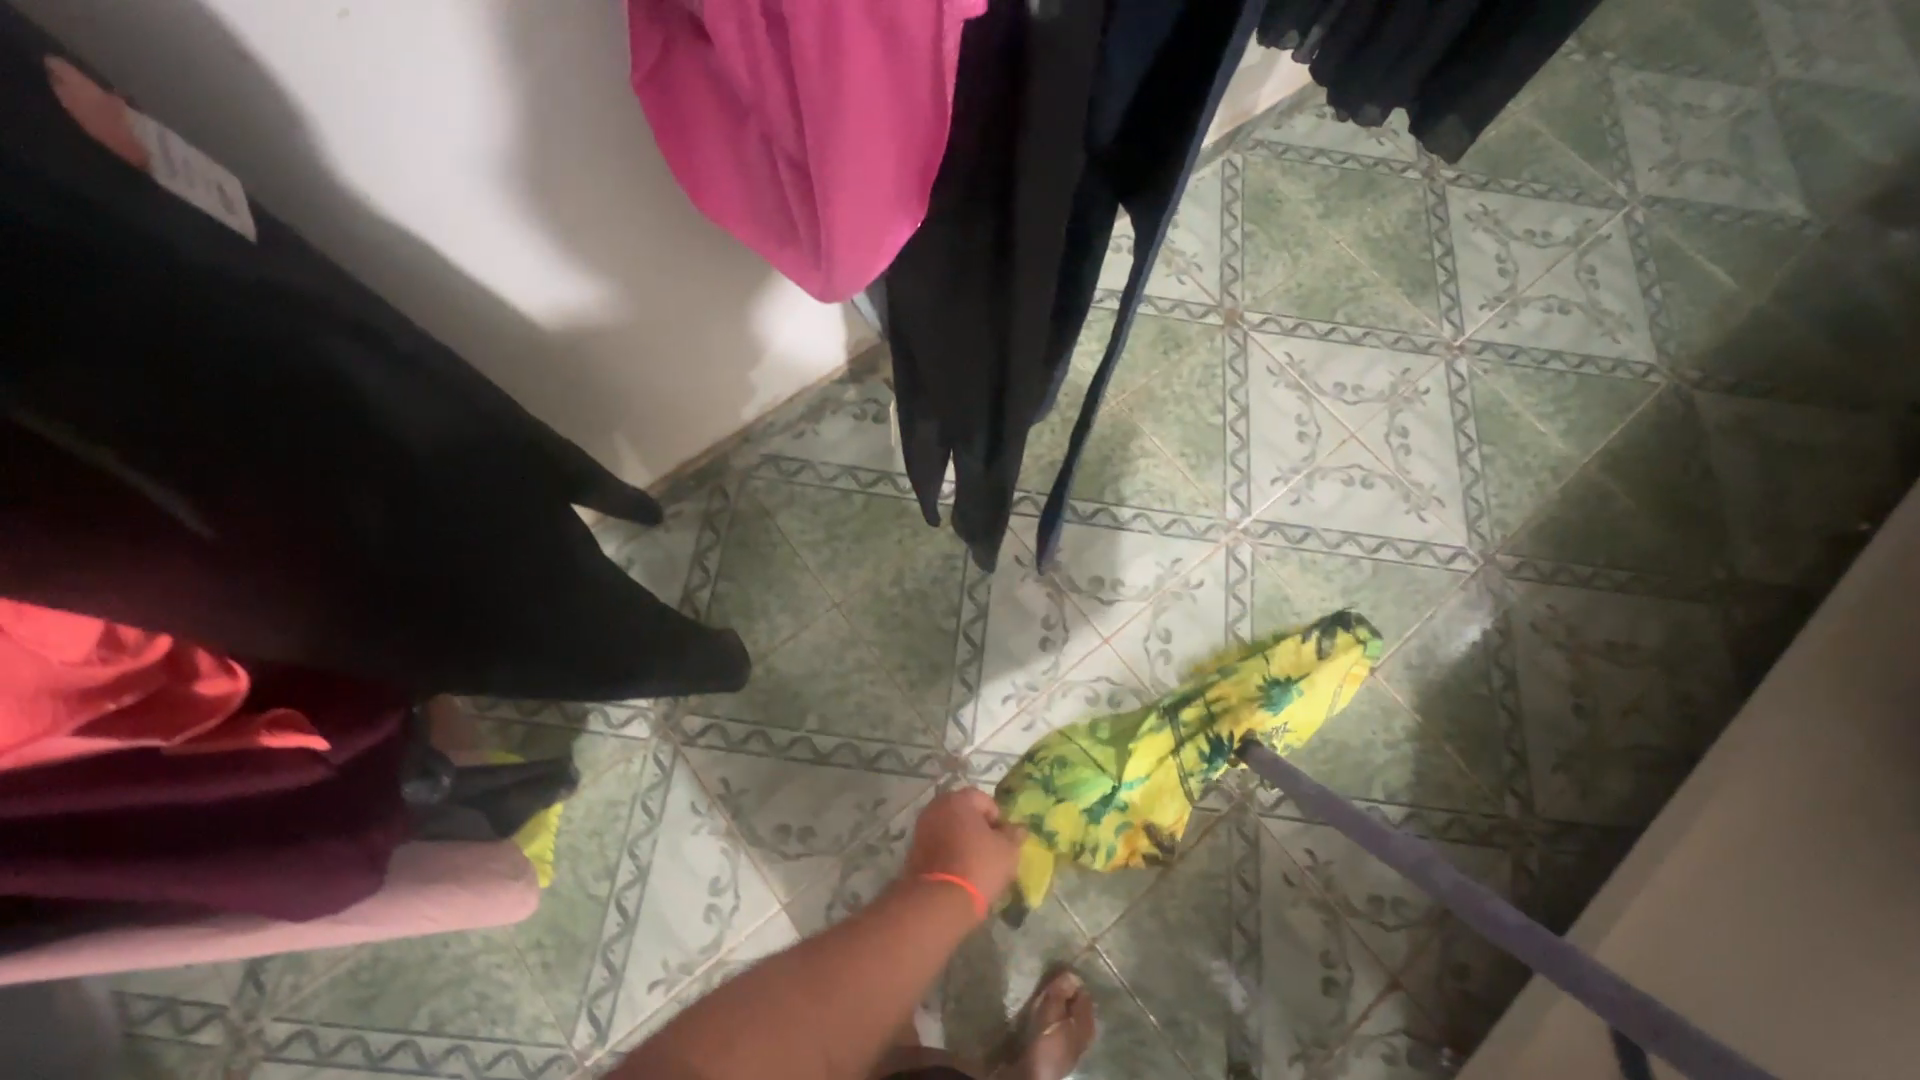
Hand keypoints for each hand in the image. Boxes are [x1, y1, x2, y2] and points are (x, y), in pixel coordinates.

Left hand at [903, 788, 1025, 909]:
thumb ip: (1014, 834)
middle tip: (991, 850)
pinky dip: (948, 854)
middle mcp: (935, 808)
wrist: (939, 901)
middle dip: (977, 828)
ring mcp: (920, 829)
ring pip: (949, 829)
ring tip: (975, 864)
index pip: (984, 799)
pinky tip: (958, 872)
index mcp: (958, 800)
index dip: (998, 818)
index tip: (1003, 840)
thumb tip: (1017, 828)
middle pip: (963, 813)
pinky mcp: (912, 851)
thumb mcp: (1008, 850)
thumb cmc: (979, 866)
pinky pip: (937, 846)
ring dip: (961, 840)